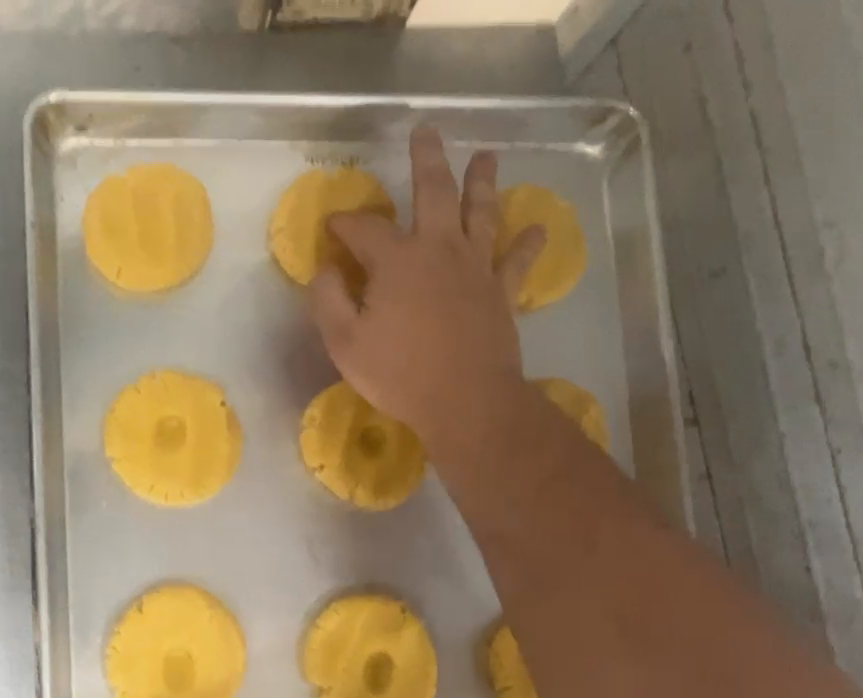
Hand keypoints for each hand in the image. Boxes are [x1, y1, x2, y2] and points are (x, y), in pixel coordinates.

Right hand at [309, 125, 545, 456]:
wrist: (465, 401)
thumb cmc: (398, 374)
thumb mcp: (345, 344)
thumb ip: (329, 302)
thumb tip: (324, 272)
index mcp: (396, 260)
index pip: (365, 228)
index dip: (345, 223)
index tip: (333, 227)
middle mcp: (438, 250)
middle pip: (434, 192)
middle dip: (426, 160)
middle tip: (426, 131)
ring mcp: (475, 268)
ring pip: (480, 212)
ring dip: (482, 181)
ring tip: (486, 156)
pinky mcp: (501, 293)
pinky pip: (515, 261)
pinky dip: (526, 244)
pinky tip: (537, 228)